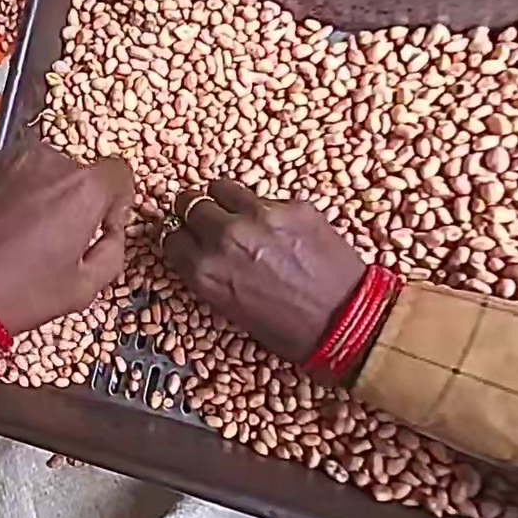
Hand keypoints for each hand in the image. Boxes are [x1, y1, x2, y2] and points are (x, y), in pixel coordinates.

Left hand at [0, 144, 132, 333]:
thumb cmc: (15, 293)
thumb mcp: (82, 289)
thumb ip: (112, 253)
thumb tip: (111, 237)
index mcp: (82, 189)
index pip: (119, 174)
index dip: (118, 203)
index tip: (104, 225)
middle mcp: (47, 162)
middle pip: (79, 174)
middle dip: (77, 203)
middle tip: (60, 242)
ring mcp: (10, 161)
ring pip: (45, 172)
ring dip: (45, 196)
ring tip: (28, 237)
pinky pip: (13, 176)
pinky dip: (15, 196)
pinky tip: (4, 231)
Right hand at [161, 181, 365, 363]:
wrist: (347, 322)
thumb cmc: (288, 328)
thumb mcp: (229, 309)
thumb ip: (208, 275)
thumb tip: (201, 254)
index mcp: (204, 271)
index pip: (171, 238)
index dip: (178, 237)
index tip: (185, 238)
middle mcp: (224, 238)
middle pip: (189, 204)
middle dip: (192, 211)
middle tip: (202, 217)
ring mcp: (259, 217)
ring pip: (221, 188)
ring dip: (221, 200)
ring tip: (232, 211)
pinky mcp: (292, 206)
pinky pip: (263, 198)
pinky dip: (263, 209)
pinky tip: (275, 227)